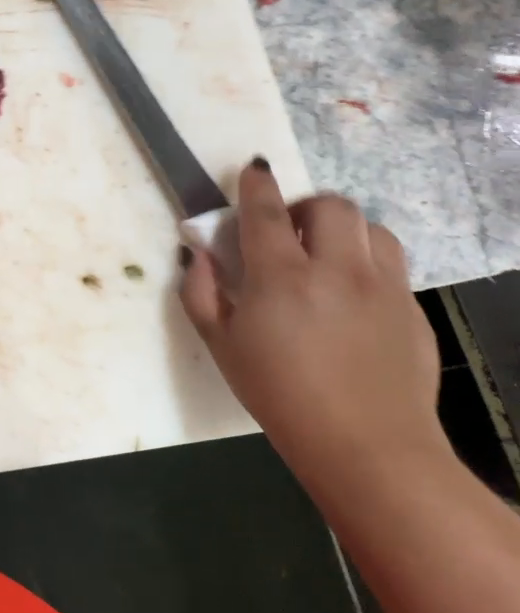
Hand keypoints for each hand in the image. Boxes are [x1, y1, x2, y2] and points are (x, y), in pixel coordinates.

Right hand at [180, 160, 444, 470]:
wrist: (365, 443)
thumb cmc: (274, 390)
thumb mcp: (218, 341)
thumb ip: (201, 289)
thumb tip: (199, 253)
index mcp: (281, 277)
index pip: (267, 211)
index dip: (256, 184)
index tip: (252, 169)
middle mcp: (338, 271)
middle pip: (332, 207)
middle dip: (305, 206)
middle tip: (287, 228)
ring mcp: (385, 289)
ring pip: (372, 230)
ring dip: (343, 231)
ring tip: (323, 254)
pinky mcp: (412, 310)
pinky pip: (391, 266)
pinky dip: (364, 264)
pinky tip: (345, 295)